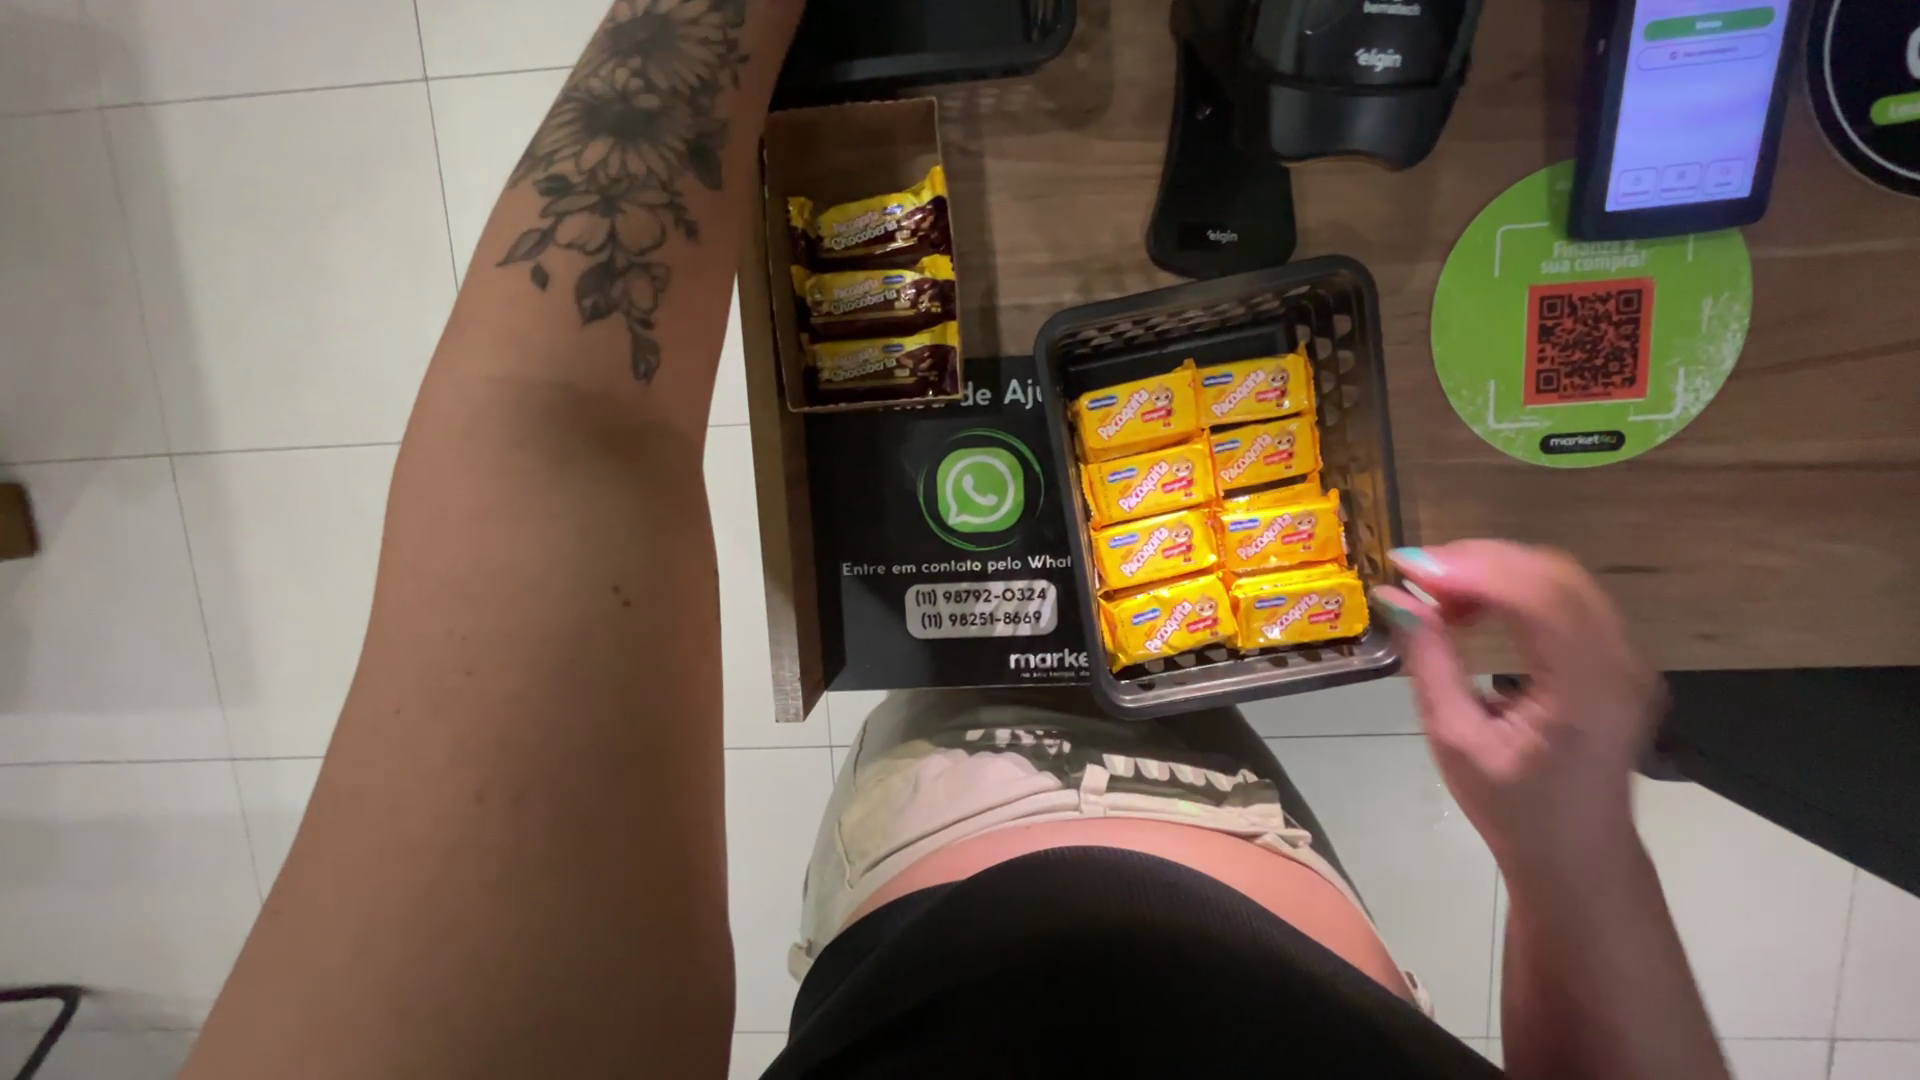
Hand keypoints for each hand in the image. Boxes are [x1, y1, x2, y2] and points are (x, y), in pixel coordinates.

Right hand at [1372, 541, 1663, 878]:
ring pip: (1558, 578)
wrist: (1578, 854)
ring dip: (1491, 571)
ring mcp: (1624, 658)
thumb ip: (1429, 661)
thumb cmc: (1512, 807)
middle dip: (1476, 561)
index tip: (1406, 567)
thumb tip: (1394, 597)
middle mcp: (1619, 663)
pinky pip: (1563, 598)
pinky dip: (1510, 588)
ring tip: (1435, 593)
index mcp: (1586, 691)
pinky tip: (1470, 607)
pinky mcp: (1614, 658)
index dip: (1470, 569)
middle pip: (1552, 575)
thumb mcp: (1454, 737)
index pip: (1538, 598)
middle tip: (1414, 576)